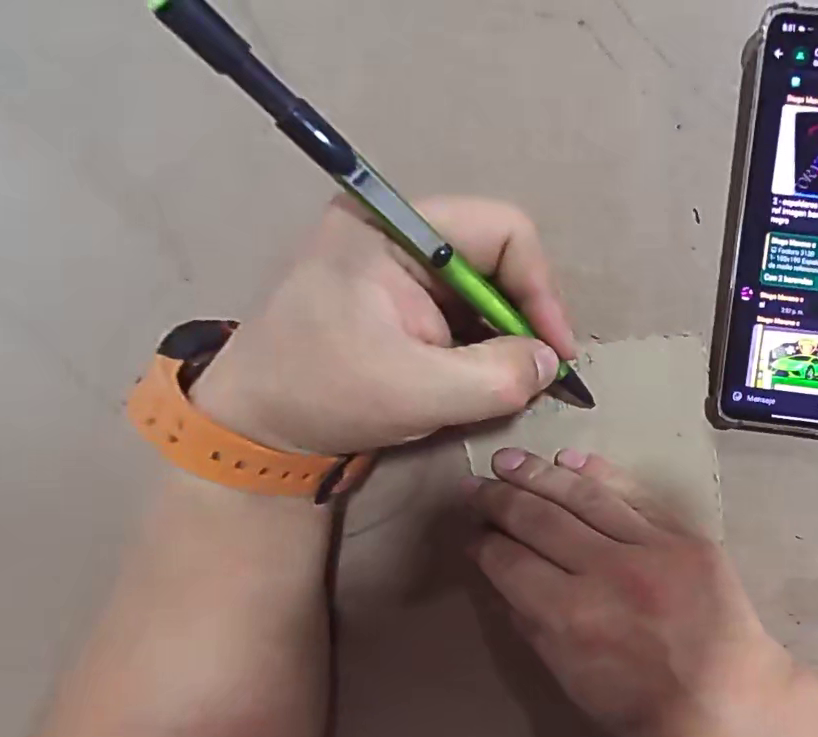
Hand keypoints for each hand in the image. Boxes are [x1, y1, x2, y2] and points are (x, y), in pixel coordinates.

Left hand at [191, 195, 579, 454]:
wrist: (261, 424)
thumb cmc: (326, 396)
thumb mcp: (419, 393)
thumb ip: (496, 377)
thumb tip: (550, 363)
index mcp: (393, 230)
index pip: (503, 232)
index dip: (542, 290)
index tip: (556, 352)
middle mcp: (401, 234)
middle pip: (501, 257)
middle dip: (530, 316)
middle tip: (544, 371)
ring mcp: (403, 267)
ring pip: (490, 288)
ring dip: (512, 336)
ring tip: (520, 381)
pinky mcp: (405, 300)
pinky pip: (470, 312)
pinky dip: (491, 346)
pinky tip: (493, 379)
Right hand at [466, 447, 798, 736]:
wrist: (732, 698)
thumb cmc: (649, 707)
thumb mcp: (577, 684)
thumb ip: (536, 629)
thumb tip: (506, 582)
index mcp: (571, 617)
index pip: (510, 563)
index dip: (484, 545)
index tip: (472, 534)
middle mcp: (605, 571)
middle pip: (539, 519)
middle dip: (499, 500)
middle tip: (476, 487)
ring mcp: (650, 547)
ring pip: (583, 496)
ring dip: (540, 474)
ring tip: (510, 460)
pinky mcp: (684, 536)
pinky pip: (635, 494)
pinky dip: (601, 474)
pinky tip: (570, 461)